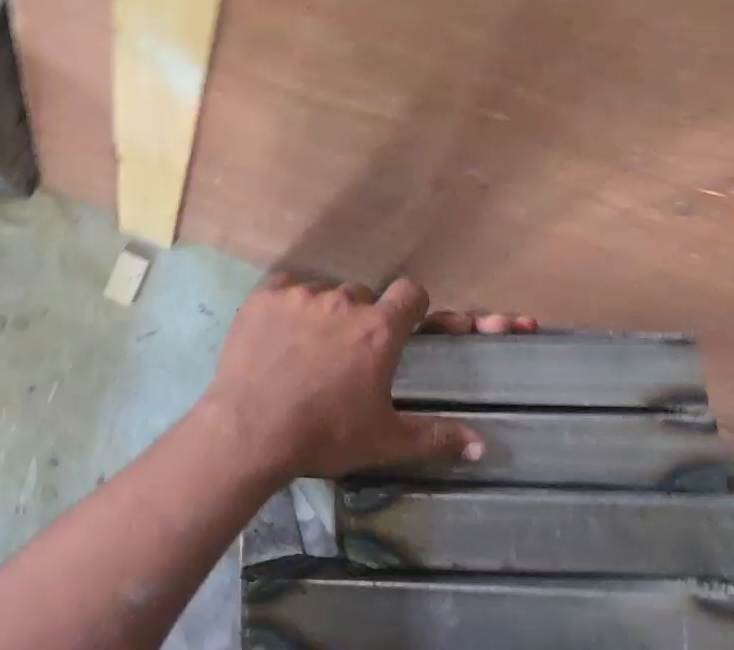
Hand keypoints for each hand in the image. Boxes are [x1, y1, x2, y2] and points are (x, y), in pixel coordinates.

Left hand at [194, 275, 534, 479]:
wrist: (252, 429)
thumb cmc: (325, 435)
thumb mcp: (384, 440)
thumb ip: (435, 436)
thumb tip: (481, 444)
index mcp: (379, 330)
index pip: (410, 293)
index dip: (410, 307)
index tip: (403, 326)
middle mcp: (342, 302)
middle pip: (361, 296)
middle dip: (360, 318)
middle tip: (347, 354)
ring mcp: (299, 296)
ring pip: (321, 293)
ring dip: (322, 313)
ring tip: (307, 349)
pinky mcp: (263, 297)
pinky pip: (284, 289)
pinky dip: (286, 305)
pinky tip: (279, 333)